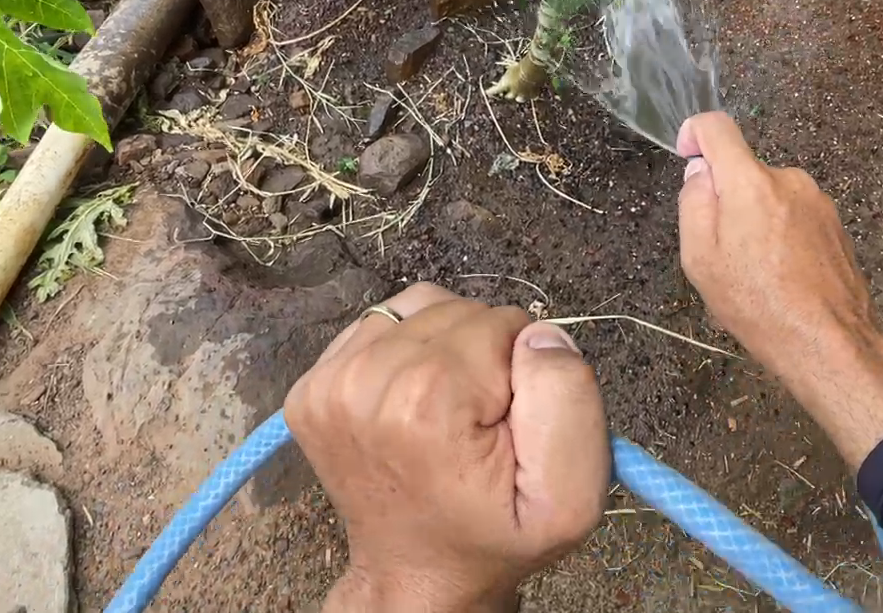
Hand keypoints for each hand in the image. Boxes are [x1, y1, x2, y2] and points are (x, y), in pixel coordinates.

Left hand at [287, 283, 608, 611]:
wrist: (419, 577)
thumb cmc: (496, 536)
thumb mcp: (568, 495)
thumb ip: (569, 397)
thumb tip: (537, 332)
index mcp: (426, 400)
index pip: (502, 322)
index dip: (519, 365)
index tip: (508, 420)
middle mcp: (365, 379)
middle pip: (460, 311)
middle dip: (485, 351)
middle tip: (482, 417)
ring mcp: (330, 380)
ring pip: (424, 306)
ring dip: (449, 342)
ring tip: (452, 401)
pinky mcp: (313, 383)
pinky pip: (386, 319)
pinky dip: (410, 343)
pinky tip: (417, 392)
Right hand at [677, 113, 882, 465]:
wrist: (829, 342)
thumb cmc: (756, 303)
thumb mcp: (700, 258)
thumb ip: (693, 202)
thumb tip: (701, 171)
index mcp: (750, 182)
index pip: (717, 127)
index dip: (694, 132)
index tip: (687, 155)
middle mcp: (787, 179)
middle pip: (743, 170)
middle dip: (727, 197)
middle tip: (722, 249)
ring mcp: (817, 200)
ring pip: (769, 194)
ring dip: (755, 218)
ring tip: (755, 270)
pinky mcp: (835, 223)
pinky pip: (793, 213)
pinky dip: (780, 233)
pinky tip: (782, 274)